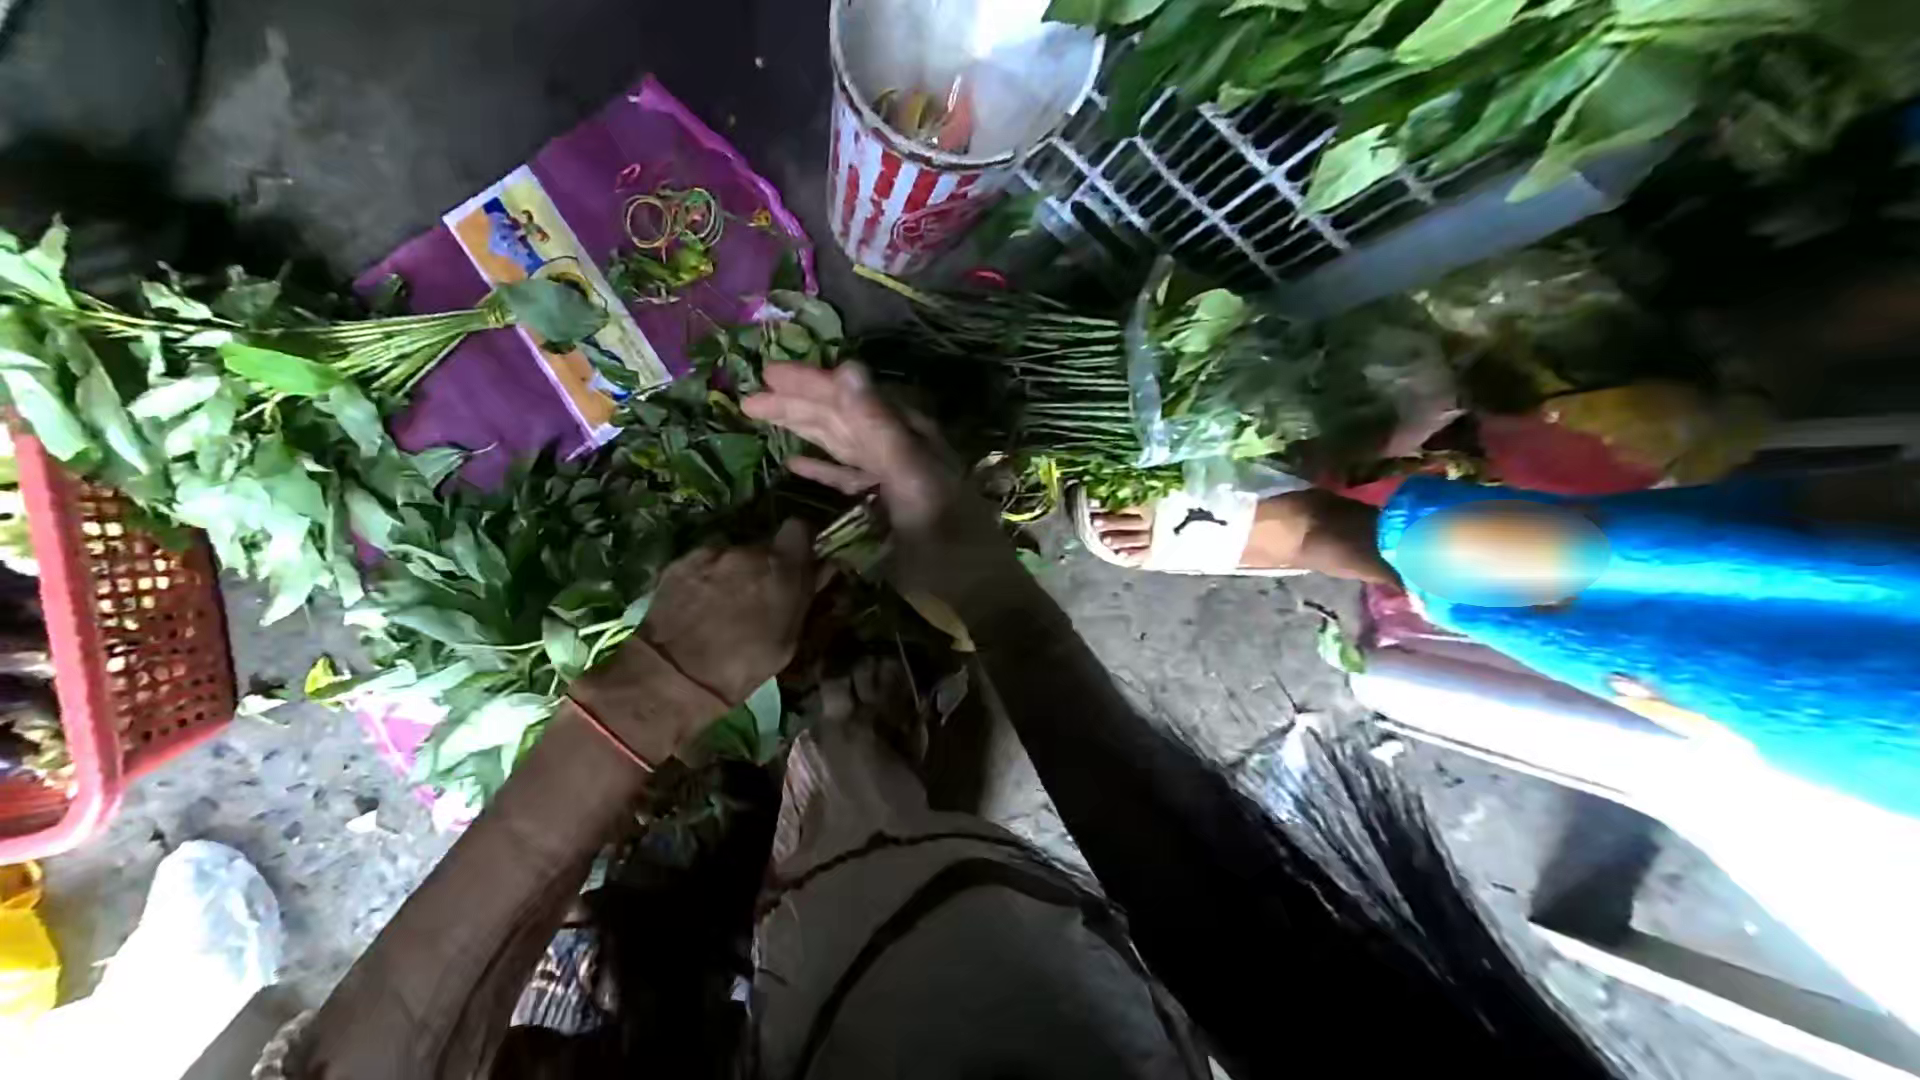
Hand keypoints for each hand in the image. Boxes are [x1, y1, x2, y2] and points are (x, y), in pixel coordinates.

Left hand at [568, 521, 814, 762]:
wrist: (672, 676)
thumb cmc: (743, 666)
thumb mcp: (788, 639)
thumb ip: (805, 597)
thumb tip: (821, 570)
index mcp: (782, 567)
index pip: (800, 528)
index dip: (801, 543)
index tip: (799, 563)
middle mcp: (748, 551)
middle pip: (765, 548)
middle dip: (766, 567)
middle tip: (760, 597)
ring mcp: (711, 554)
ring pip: (733, 557)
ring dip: (735, 573)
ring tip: (724, 605)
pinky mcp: (680, 562)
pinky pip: (705, 564)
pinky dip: (707, 578)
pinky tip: (699, 605)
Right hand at [744, 362, 1016, 613]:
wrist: (977, 592)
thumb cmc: (945, 541)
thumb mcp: (910, 479)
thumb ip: (878, 426)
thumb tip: (847, 366)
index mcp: (906, 435)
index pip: (851, 397)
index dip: (810, 383)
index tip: (766, 374)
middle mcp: (899, 447)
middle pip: (842, 417)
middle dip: (797, 405)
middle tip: (750, 396)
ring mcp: (894, 476)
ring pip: (842, 443)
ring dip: (804, 431)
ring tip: (764, 418)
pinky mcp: (890, 504)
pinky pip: (849, 477)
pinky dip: (824, 468)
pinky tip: (797, 464)